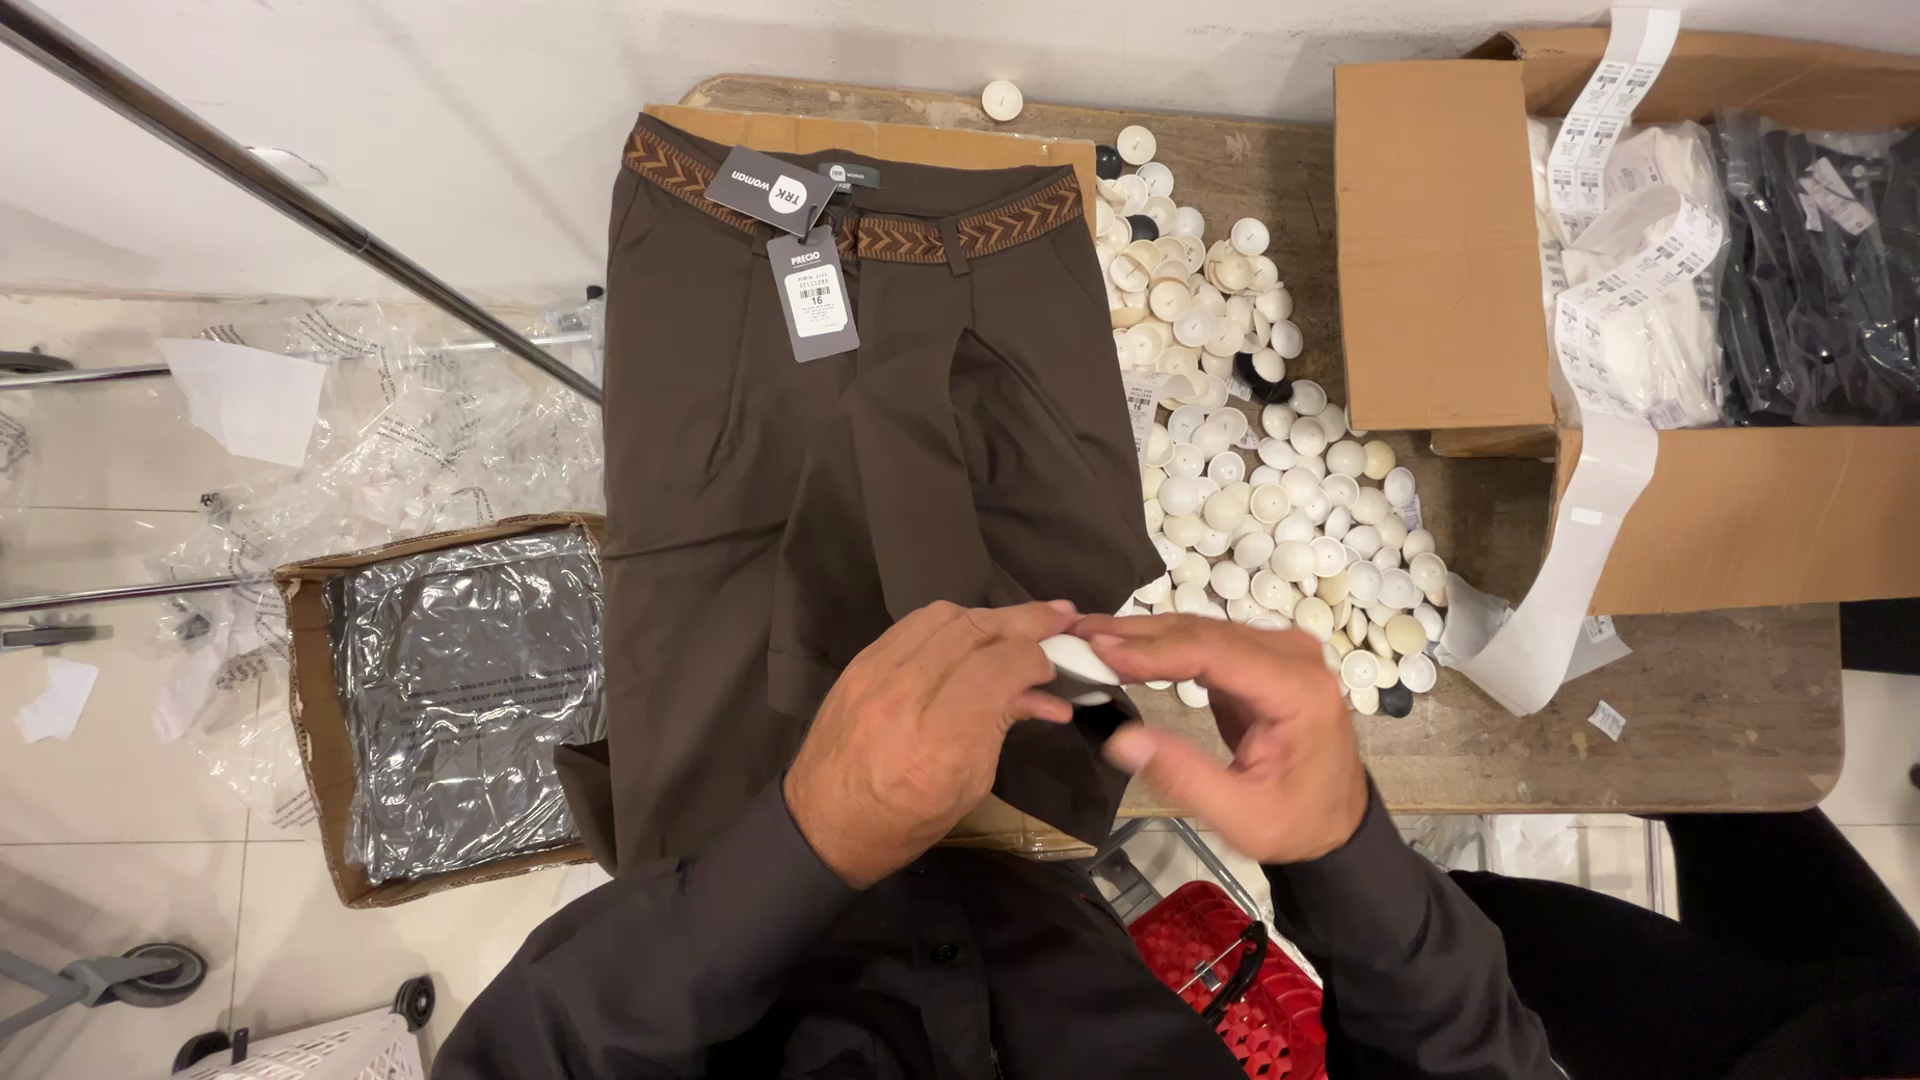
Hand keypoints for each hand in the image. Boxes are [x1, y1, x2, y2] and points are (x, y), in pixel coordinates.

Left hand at [784, 600, 1077, 887]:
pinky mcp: (859, 663)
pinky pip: (914, 623)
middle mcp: (905, 694)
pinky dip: (953, 622)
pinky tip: (975, 633)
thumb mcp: (970, 786)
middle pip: (974, 630)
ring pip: (944, 616)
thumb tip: (1041, 693)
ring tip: (1020, 625)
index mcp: (939, 740)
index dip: (1036, 656)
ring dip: (989, 616)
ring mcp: (875, 672)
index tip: (1055, 663)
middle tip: (1061, 614)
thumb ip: (1002, 727)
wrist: (822, 825)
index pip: (998, 668)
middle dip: (1025, 619)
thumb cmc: (905, 822)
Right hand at [1073, 615, 1368, 863]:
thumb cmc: (1294, 822)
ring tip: (1088, 637)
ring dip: (1142, 634)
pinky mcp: (1261, 656)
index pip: (1213, 652)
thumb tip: (1120, 740)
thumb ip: (1183, 776)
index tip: (1098, 649)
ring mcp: (1278, 651)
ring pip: (1199, 629)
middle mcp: (1292, 656)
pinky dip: (1160, 644)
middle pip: (1202, 632)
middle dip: (1135, 634)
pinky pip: (1204, 641)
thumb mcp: (1241, 817)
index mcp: (1297, 690)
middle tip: (1076, 634)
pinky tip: (1124, 650)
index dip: (1152, 649)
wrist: (1336, 821)